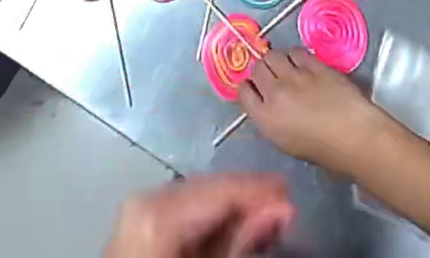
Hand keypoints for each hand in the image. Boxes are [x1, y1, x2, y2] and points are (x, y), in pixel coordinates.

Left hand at [103, 176, 294, 257]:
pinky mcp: (138, 223)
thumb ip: (241, 242)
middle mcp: (148, 199)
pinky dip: (210, 220)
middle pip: (215, 189)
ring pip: (204, 197)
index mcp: (159, 210)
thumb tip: (281, 210)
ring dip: (233, 212)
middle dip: (249, 203)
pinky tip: (229, 234)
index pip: (226, 188)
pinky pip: (186, 210)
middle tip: (281, 219)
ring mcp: (140, 209)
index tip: (291, 206)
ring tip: (260, 229)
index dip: (263, 194)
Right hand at [239, 47, 405, 176]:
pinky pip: (298, 51)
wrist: (351, 134)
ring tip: (286, 65)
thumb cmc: (321, 149)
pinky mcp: (315, 64)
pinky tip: (303, 61)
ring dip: (278, 58)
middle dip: (262, 68)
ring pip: (275, 54)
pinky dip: (296, 55)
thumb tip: (272, 105)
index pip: (244, 92)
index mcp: (265, 118)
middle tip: (270, 72)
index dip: (248, 86)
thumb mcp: (285, 141)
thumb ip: (272, 119)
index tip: (253, 86)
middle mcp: (275, 92)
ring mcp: (295, 75)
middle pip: (258, 67)